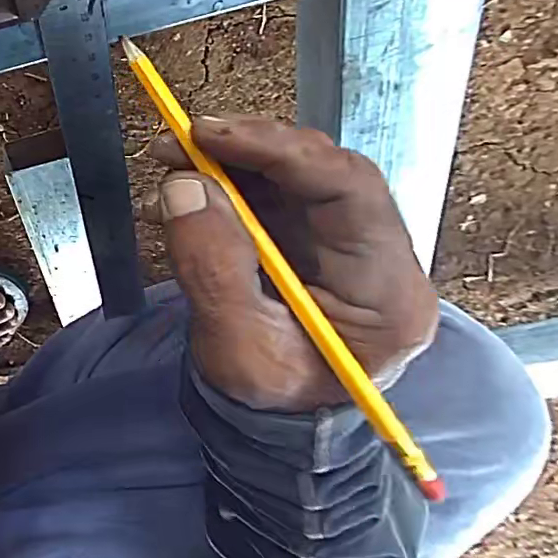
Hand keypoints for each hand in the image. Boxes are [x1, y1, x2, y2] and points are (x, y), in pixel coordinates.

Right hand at [142, 116, 439, 412]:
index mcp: (386, 291)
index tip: (210, 135)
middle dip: (248, 146)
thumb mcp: (237, 349)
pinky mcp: (306, 233)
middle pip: (322, 168)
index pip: (349, 189)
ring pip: (291, 169)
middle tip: (183, 139)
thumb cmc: (268, 398)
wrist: (271, 422)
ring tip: (171, 161)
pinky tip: (182, 188)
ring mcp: (339, 239)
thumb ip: (213, 270)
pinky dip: (221, 178)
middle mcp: (374, 253)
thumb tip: (184, 185)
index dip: (280, 150)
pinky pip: (267, 187)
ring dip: (228, 157)